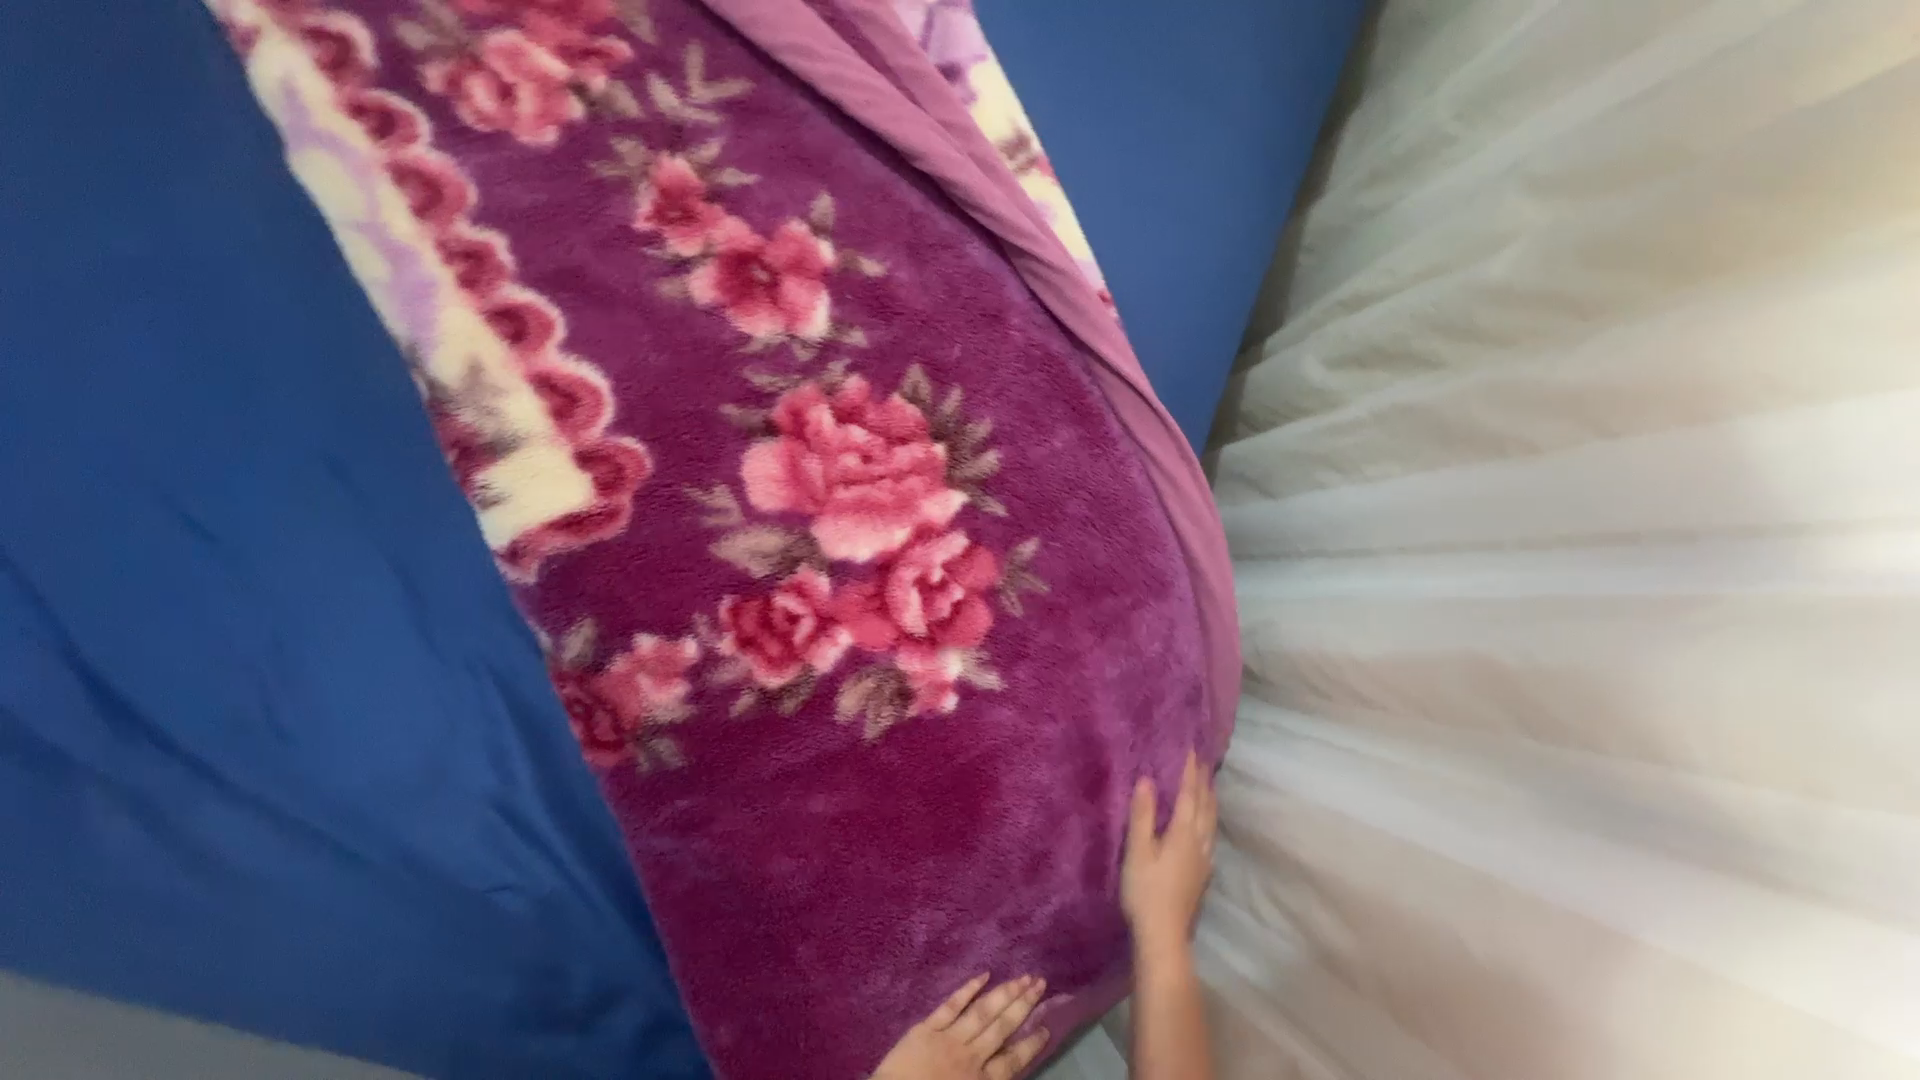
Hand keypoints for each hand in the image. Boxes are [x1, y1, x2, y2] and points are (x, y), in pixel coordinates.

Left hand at [872, 974, 1049, 1079]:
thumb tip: (1006, 1069)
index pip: (1013, 1060)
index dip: (1031, 1043)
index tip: (1046, 1026)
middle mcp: (971, 1058)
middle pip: (1002, 1027)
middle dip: (1024, 1004)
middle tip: (1041, 983)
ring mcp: (949, 1039)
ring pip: (982, 1012)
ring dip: (1005, 993)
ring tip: (1023, 977)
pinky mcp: (926, 1029)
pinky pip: (951, 1005)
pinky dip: (968, 989)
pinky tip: (984, 974)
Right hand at [1121, 751, 1216, 953]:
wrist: (1164, 935)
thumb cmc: (1145, 891)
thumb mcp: (1137, 851)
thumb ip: (1143, 815)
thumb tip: (1148, 780)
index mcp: (1183, 834)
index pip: (1189, 796)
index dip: (1190, 773)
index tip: (1192, 751)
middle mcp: (1199, 843)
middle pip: (1205, 807)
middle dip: (1204, 783)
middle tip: (1204, 763)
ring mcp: (1204, 861)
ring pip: (1211, 823)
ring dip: (1210, 801)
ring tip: (1209, 788)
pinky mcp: (1202, 876)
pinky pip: (1210, 838)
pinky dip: (1209, 822)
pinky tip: (1206, 829)